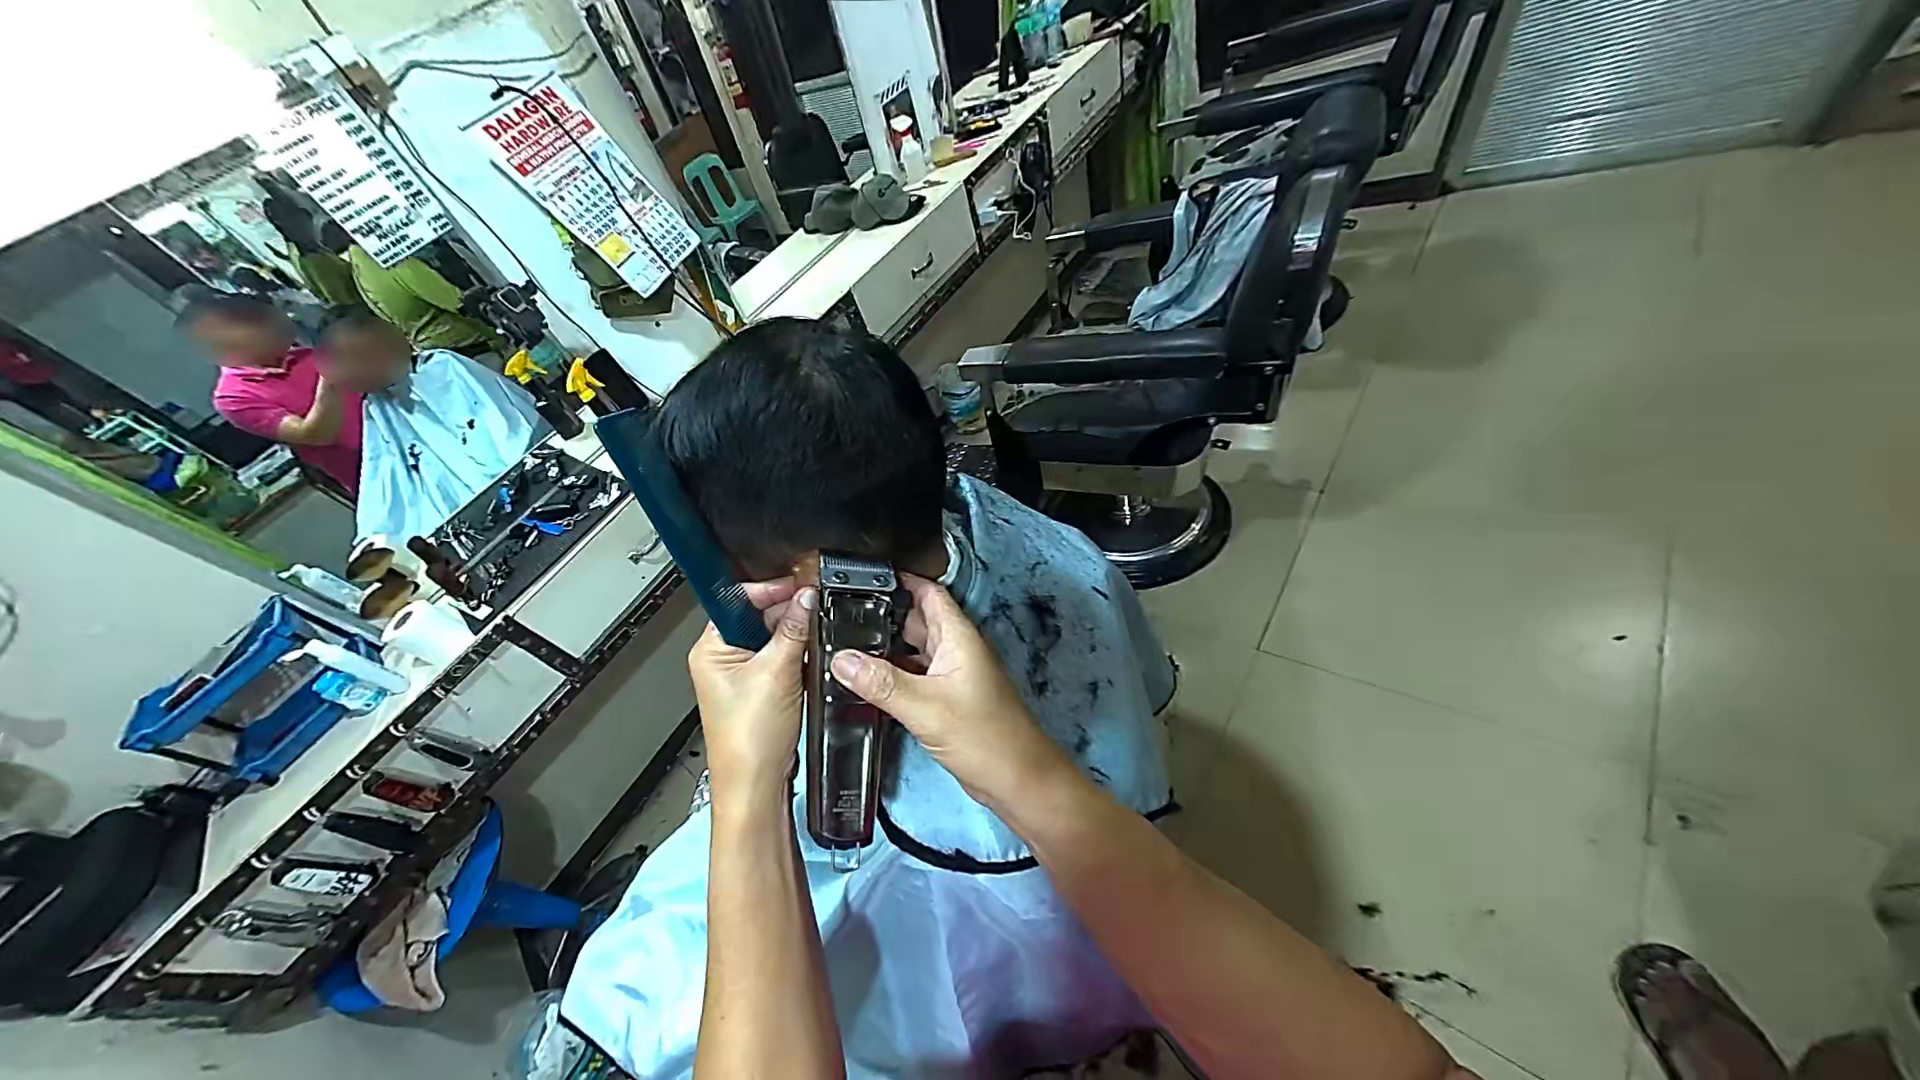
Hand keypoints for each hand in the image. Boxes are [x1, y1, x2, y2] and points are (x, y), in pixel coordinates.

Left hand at [688, 586, 815, 805]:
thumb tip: (806, 597)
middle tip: (816, 609)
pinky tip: (811, 660)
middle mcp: (722, 658)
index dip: (771, 590)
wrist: (755, 784)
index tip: (800, 586)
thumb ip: (794, 629)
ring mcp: (742, 675)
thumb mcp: (777, 672)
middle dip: (789, 612)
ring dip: (796, 636)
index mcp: (711, 648)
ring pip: (773, 639)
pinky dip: (798, 656)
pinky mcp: (760, 689)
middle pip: (759, 617)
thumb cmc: (748, 739)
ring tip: (816, 636)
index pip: (739, 600)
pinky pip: (781, 660)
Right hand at [827, 574, 1069, 809]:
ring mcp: (952, 674)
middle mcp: (956, 649)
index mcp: (958, 637)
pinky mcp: (948, 697)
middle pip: (917, 619)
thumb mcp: (925, 706)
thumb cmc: (985, 736)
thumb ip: (882, 682)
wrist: (1016, 778)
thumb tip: (842, 660)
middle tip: (844, 615)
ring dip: (888, 647)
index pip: (928, 592)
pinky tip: (870, 681)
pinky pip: (916, 674)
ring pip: (915, 649)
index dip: (901, 580)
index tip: (864, 577)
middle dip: (884, 614)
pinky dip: (895, 673)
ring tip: (849, 645)